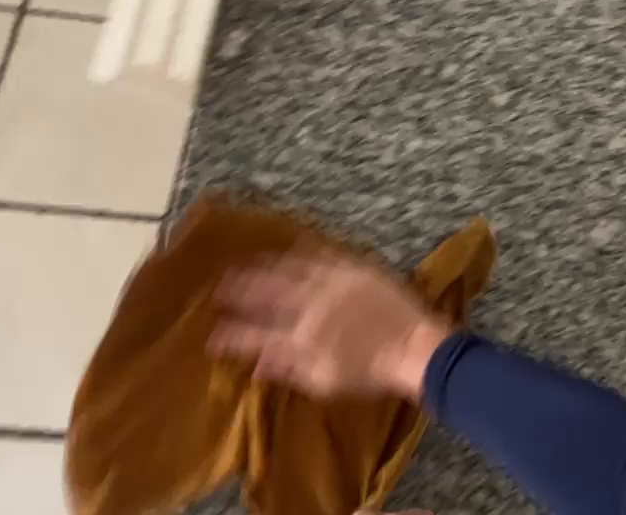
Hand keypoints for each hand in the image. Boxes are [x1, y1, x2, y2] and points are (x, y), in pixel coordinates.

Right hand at [211, 252, 450, 400]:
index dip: (233, 333)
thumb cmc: (369, 371)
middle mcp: (316, 303)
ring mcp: (337, 281)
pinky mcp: (357, 267)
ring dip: (269, 265)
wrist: (413, 345)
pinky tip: (294, 245)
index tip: (212, 331)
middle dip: (244, 288)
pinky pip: (325, 253)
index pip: (258, 334)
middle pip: (271, 292)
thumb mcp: (324, 379)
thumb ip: (289, 367)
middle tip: (221, 283)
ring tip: (249, 260)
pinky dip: (306, 250)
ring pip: (295, 268)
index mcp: (304, 335)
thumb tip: (257, 363)